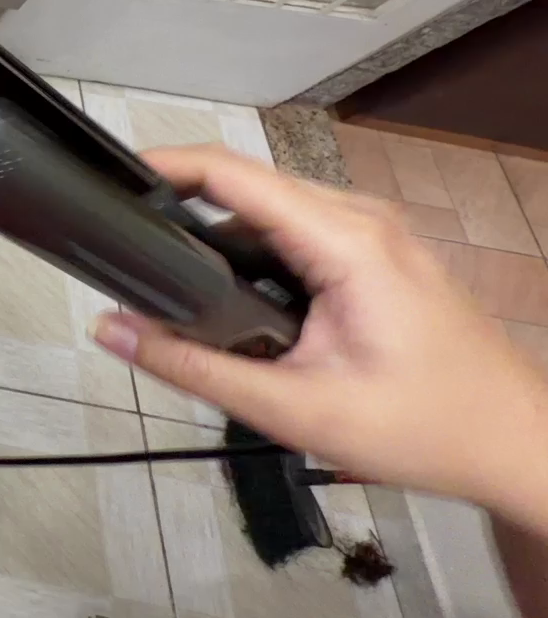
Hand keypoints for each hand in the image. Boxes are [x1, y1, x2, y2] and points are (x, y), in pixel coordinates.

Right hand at [92, 145, 547, 521]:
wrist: (528, 452)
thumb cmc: (429, 429)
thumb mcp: (294, 408)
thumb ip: (190, 366)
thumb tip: (111, 329)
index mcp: (345, 243)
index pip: (229, 172)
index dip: (162, 164)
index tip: (112, 180)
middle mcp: (359, 220)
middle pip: (240, 177)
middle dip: (173, 193)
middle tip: (123, 229)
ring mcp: (368, 231)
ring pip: (260, 197)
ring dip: (205, 216)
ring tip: (158, 253)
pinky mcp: (367, 247)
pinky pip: (284, 218)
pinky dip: (237, 233)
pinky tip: (215, 273)